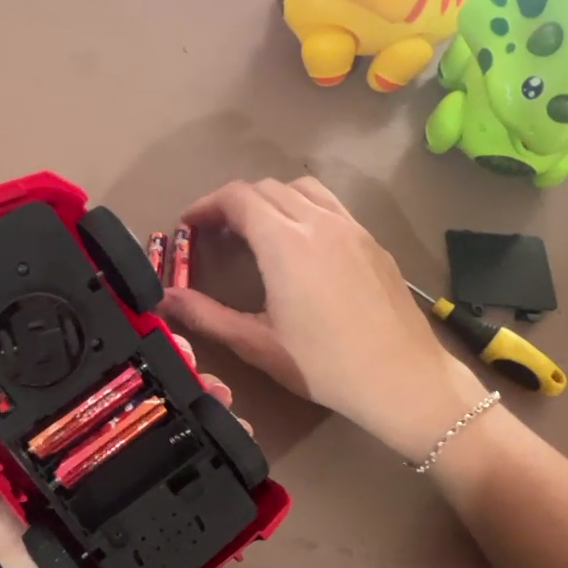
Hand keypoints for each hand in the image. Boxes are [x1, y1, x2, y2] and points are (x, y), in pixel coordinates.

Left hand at [0, 338, 239, 567]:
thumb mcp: (3, 530)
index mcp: (73, 451)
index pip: (97, 393)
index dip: (119, 361)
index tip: (142, 338)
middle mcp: (114, 454)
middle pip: (151, 401)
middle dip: (179, 377)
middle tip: (198, 371)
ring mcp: (148, 478)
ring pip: (183, 429)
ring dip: (207, 406)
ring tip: (224, 400)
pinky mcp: (174, 506)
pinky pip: (203, 471)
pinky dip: (225, 448)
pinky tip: (240, 436)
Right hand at [158, 178, 485, 459]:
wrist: (402, 379)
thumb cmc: (324, 366)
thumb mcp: (258, 344)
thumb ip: (206, 315)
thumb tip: (165, 298)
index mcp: (285, 242)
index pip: (237, 198)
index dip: (206, 206)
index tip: (188, 227)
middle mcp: (319, 222)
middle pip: (266, 188)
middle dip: (234, 204)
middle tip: (215, 235)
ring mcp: (352, 227)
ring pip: (302, 189)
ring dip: (271, 200)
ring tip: (257, 232)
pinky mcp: (373, 241)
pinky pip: (331, 206)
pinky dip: (304, 210)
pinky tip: (301, 246)